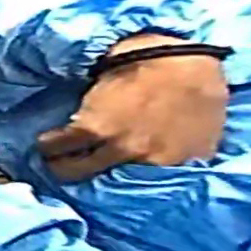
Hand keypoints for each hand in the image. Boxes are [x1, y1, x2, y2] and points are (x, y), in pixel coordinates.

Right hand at [36, 33, 227, 180]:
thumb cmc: (192, 90)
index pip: (143, 192)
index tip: (103, 180)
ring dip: (57, 164)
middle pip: (99, 182)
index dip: (118, 185)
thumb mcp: (204, 130)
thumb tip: (159, 168)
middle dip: (82, 176)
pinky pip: (55, 145)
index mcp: (182, 162)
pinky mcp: (90, 129)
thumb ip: (182, 153)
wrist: (170, 59)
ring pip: (69, 170)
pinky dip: (47, 144)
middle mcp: (150, 160)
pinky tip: (47, 139)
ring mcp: (119, 146)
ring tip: (52, 157)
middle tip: (70, 168)